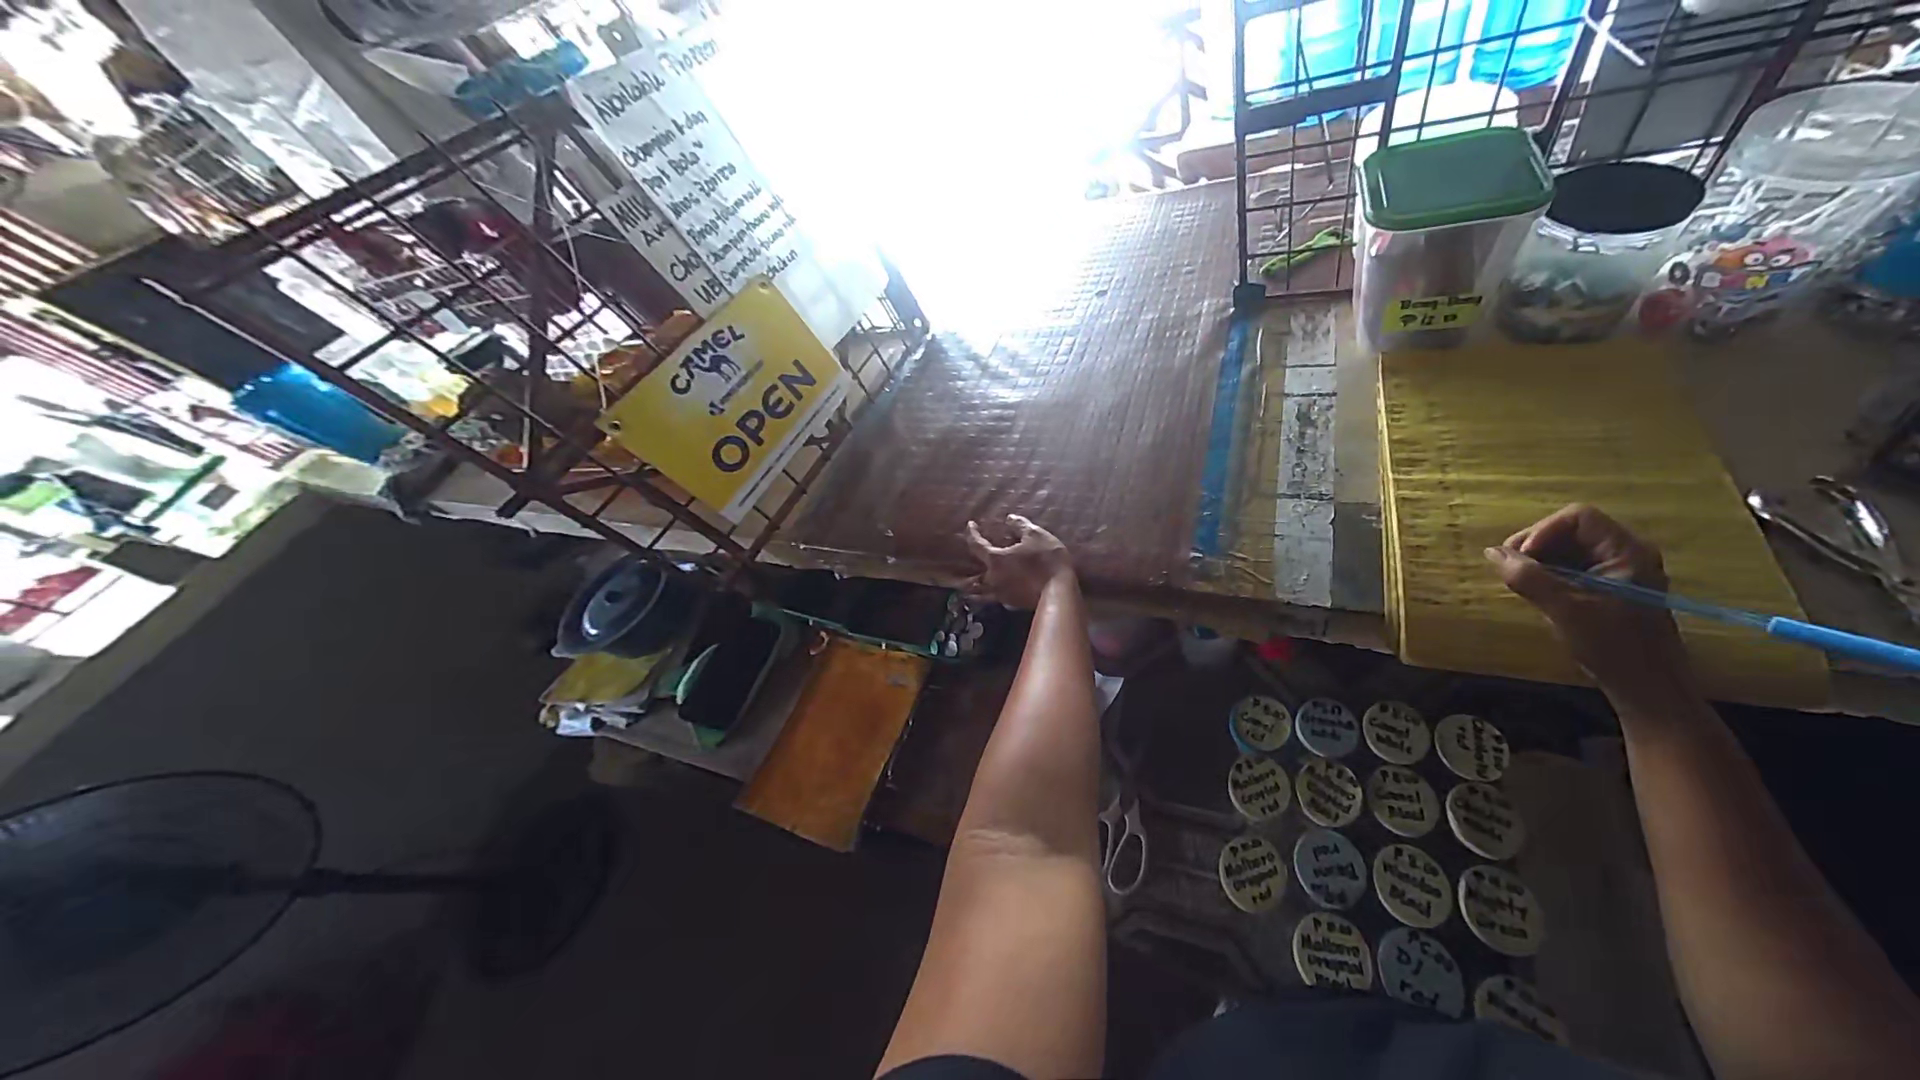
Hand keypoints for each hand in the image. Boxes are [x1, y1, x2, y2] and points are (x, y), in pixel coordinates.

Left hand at [965, 514, 1073, 609]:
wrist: (1059, 592)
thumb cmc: (1046, 560)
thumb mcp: (1036, 535)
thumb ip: (1020, 525)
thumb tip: (1009, 518)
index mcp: (995, 560)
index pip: (976, 544)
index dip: (971, 533)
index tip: (970, 524)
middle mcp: (992, 578)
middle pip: (973, 573)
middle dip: (967, 567)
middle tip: (967, 562)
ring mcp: (1001, 594)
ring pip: (981, 591)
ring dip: (975, 586)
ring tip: (973, 582)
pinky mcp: (1012, 604)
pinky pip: (995, 598)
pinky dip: (991, 593)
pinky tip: (996, 589)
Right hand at [1484, 504, 1692, 698]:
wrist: (1646, 686)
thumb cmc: (1613, 646)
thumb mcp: (1565, 610)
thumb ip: (1528, 577)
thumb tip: (1492, 552)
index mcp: (1627, 552)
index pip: (1577, 517)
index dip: (1543, 532)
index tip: (1523, 559)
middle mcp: (1625, 553)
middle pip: (1569, 529)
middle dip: (1535, 544)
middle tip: (1512, 570)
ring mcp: (1617, 570)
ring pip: (1565, 547)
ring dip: (1537, 560)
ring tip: (1520, 583)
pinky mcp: (1606, 586)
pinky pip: (1569, 565)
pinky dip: (1546, 573)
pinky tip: (1536, 592)